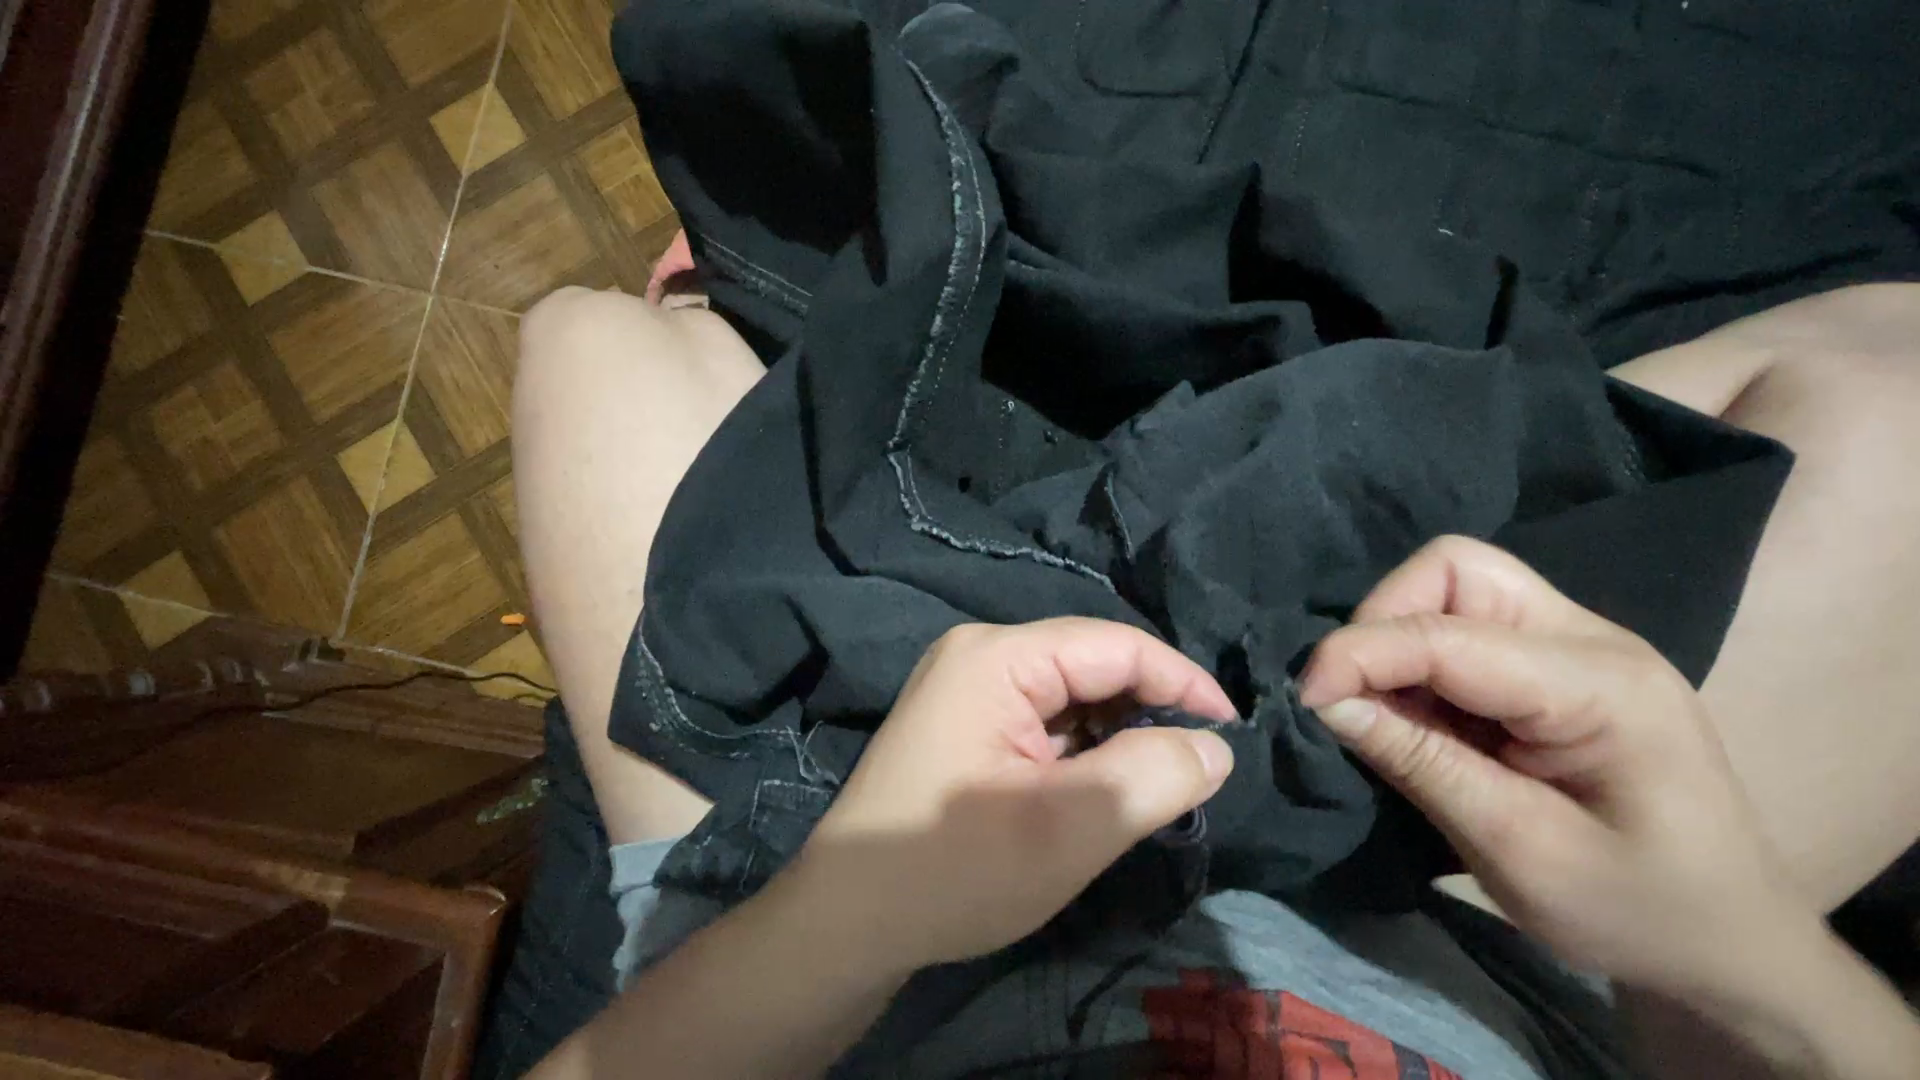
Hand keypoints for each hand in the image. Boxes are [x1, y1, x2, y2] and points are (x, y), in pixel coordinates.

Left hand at [780, 618, 1236, 973]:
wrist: (849, 919)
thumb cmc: (955, 870)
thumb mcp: (1067, 828)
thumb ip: (1151, 777)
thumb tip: (1214, 747)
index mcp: (997, 657)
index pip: (1115, 645)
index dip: (1182, 683)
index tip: (1232, 734)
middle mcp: (979, 654)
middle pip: (1091, 664)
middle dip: (1148, 711)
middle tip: (1193, 770)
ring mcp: (965, 687)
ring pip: (1070, 694)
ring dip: (1116, 735)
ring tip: (1150, 787)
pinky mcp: (963, 721)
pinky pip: (1042, 718)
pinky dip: (1082, 749)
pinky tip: (1097, 789)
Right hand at [1297, 536, 1811, 994]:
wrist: (1729, 941)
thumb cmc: (1637, 908)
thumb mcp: (1520, 851)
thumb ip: (1419, 762)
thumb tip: (1325, 702)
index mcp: (1600, 685)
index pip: (1446, 633)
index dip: (1358, 654)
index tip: (1304, 700)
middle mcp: (1589, 639)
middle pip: (1454, 569)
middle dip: (1382, 620)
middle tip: (1353, 695)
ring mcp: (1575, 645)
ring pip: (1452, 586)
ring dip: (1396, 638)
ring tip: (1382, 711)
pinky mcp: (1554, 664)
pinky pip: (1463, 626)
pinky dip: (1416, 661)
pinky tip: (1416, 717)